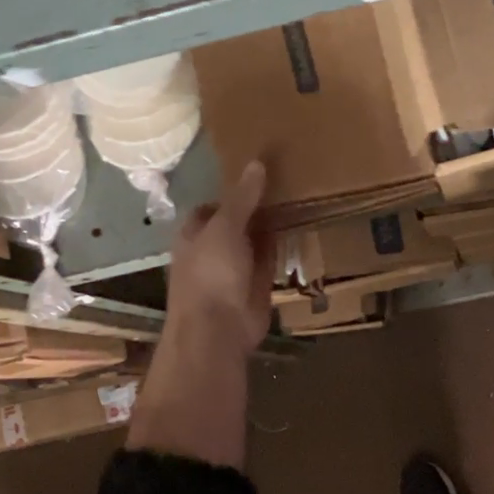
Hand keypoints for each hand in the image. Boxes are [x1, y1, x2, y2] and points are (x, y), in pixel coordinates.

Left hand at [127, 161, 272, 465]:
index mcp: (194, 233)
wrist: (219, 329)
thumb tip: (257, 163)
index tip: (261, 175)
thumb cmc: (211, 274)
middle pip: (237, 222)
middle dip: (256, 208)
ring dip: (271, 228)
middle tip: (287, 183)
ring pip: (255, 242)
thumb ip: (242, 198)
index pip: (214, 205)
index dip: (234, 191)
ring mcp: (235, 270)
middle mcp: (213, 250)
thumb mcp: (226, 227)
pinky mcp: (256, 286)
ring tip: (299, 202)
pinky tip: (299, 231)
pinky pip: (270, 261)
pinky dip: (281, 248)